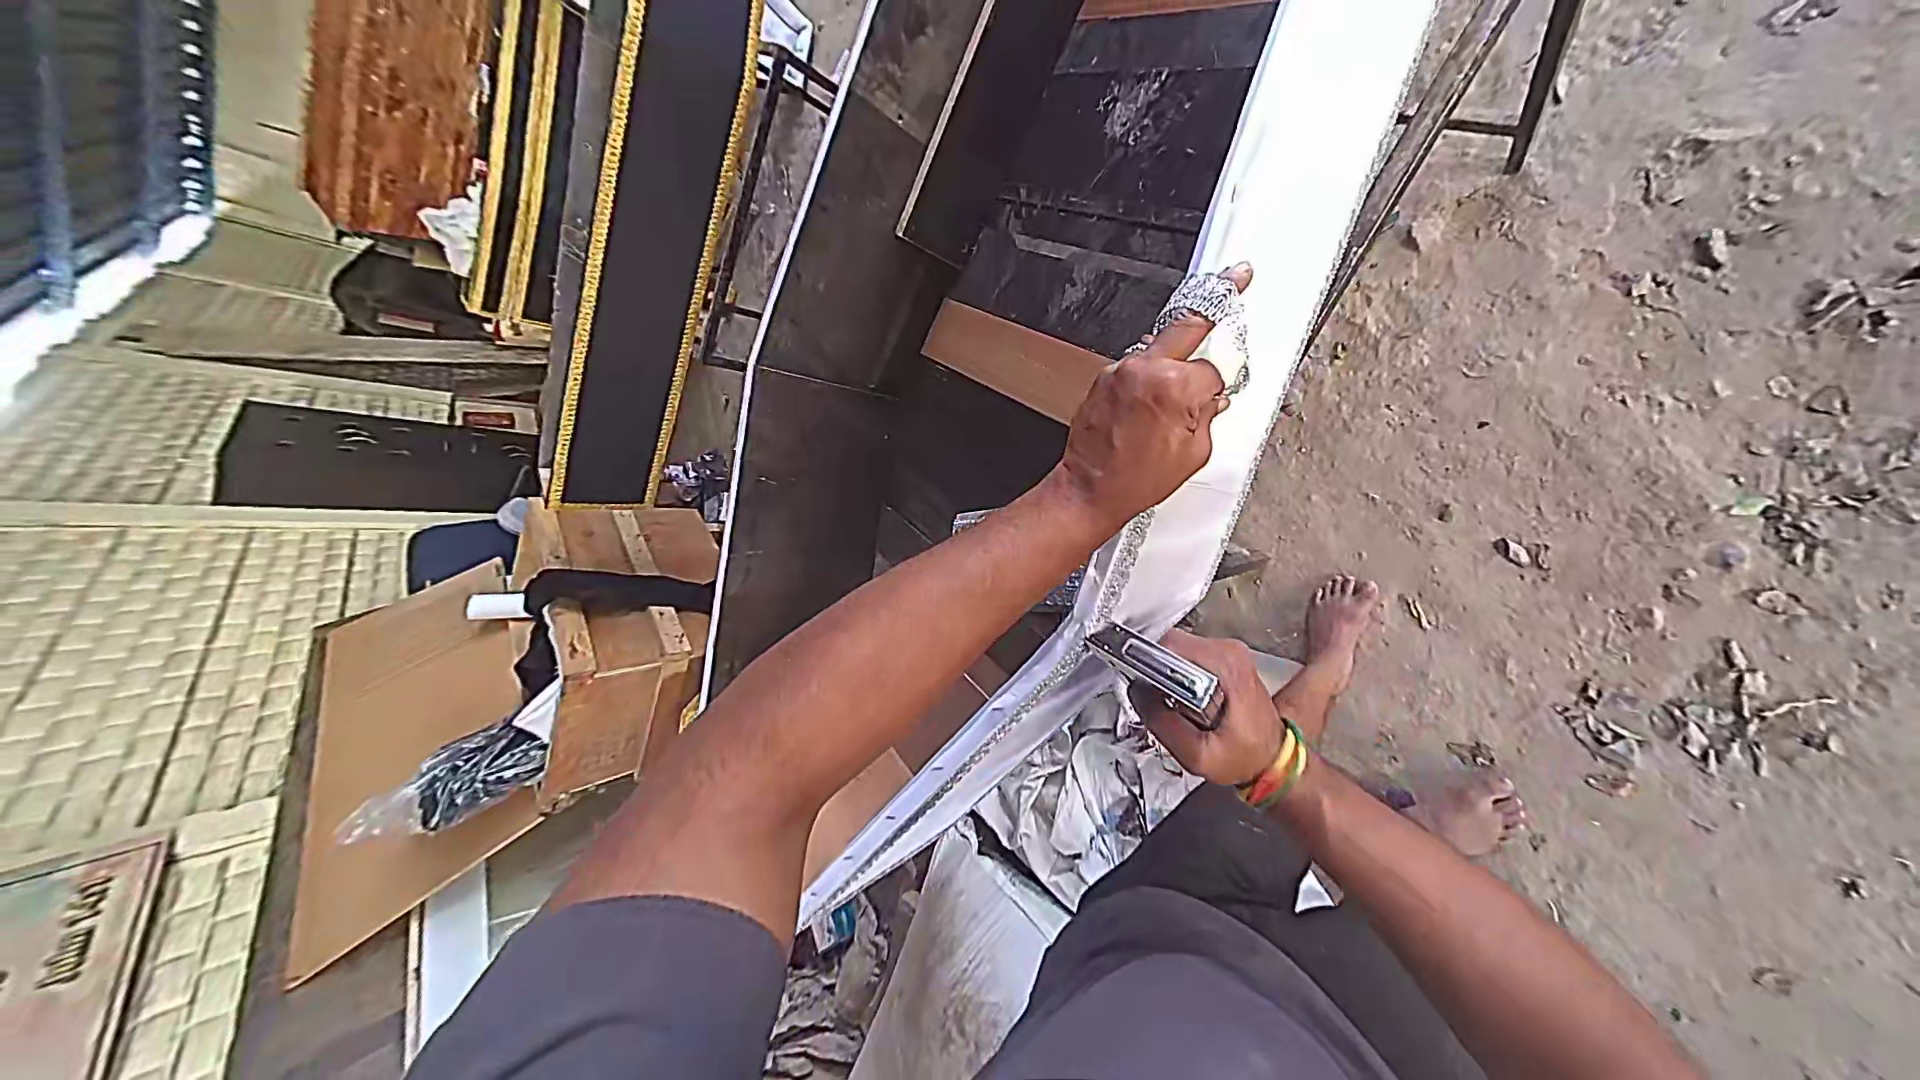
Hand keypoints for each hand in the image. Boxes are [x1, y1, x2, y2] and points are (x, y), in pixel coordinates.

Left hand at [1052, 264, 1251, 530]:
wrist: (1089, 490)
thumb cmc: (1135, 480)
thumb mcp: (1193, 453)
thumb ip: (1208, 416)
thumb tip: (1213, 400)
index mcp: (1174, 387)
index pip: (1213, 368)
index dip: (1219, 385)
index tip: (1221, 389)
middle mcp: (1143, 370)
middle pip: (1188, 324)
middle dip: (1217, 298)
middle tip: (1236, 278)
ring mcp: (1119, 372)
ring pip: (1158, 345)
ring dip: (1175, 349)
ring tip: (1188, 355)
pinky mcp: (1103, 380)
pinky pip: (1135, 364)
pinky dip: (1149, 370)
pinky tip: (1152, 393)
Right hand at [1130, 629, 1287, 786]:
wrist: (1273, 760)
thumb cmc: (1245, 757)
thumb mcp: (1197, 756)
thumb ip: (1162, 724)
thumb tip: (1138, 693)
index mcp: (1227, 668)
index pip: (1170, 647)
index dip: (1149, 667)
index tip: (1147, 688)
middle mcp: (1230, 652)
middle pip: (1169, 644)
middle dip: (1156, 671)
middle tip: (1164, 702)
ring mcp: (1228, 651)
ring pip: (1174, 648)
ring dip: (1165, 673)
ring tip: (1178, 703)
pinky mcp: (1224, 655)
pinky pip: (1185, 653)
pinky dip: (1176, 672)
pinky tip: (1187, 697)